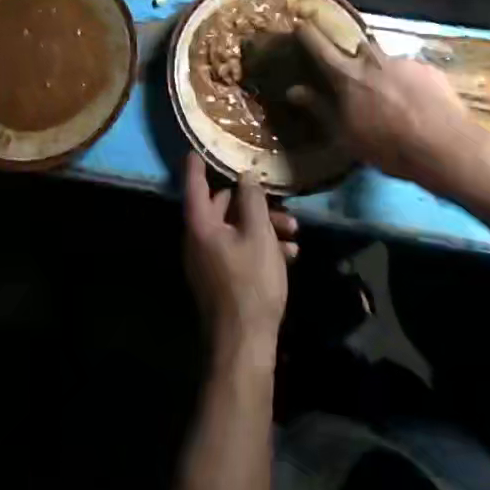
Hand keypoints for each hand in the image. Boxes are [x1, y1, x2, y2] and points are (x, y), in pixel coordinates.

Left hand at [182, 153, 296, 355]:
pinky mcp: (220, 278)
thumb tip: (244, 175)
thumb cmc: (251, 282)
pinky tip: (289, 255)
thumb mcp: (258, 235)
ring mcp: (207, 260)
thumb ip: (251, 201)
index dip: (197, 164)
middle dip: (252, 203)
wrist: (244, 342)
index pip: (195, 184)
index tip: (199, 147)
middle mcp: (197, 238)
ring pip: (234, 229)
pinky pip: (238, 250)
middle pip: (221, 207)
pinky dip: (259, 246)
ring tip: (295, 234)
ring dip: (263, 226)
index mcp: (199, 224)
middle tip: (282, 206)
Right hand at [296, 26, 489, 193]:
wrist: (448, 148)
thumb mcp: (346, 136)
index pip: (320, 47)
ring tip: (390, 94)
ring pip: (385, 60)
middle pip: (355, 47)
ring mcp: (403, 62)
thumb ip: (319, 109)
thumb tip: (293, 90)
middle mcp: (373, 61)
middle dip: (350, 53)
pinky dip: (407, 81)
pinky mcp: (429, 70)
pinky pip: (410, 70)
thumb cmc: (389, 146)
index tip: (299, 23)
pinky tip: (416, 102)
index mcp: (347, 76)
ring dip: (382, 71)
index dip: (307, 34)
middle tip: (352, 70)